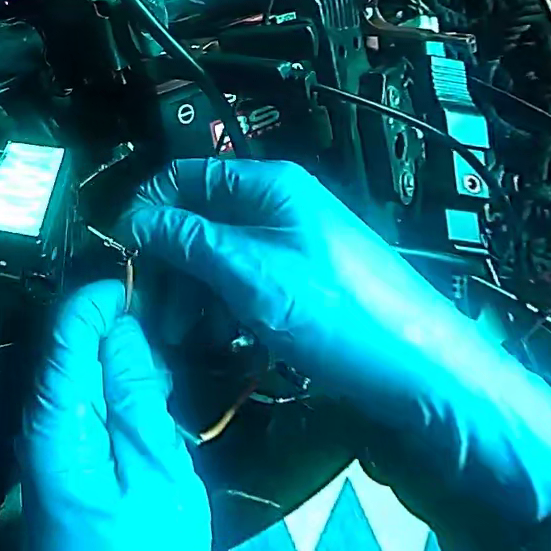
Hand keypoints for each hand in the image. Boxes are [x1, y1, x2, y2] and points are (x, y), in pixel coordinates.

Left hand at [18, 280, 211, 550]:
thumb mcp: (155, 476)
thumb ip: (137, 392)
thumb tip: (125, 325)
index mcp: (58, 416)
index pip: (68, 324)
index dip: (104, 297)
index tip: (147, 295)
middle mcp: (42, 416)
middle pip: (71, 339)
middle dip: (117, 326)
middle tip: (167, 341)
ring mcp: (50, 435)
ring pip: (80, 364)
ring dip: (121, 355)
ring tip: (164, 373)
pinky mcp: (63, 453)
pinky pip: (86, 395)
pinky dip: (117, 385)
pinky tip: (149, 404)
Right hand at [125, 158, 550, 522]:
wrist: (426, 374)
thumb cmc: (335, 310)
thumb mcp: (251, 273)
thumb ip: (188, 240)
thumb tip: (133, 217)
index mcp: (267, 183)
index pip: (187, 176)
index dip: (151, 208)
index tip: (124, 251)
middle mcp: (275, 204)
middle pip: (199, 217)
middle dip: (169, 260)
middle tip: (151, 309)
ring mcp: (287, 243)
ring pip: (218, 254)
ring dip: (191, 289)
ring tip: (180, 333)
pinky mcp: (296, 281)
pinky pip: (242, 280)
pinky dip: (221, 304)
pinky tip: (216, 335)